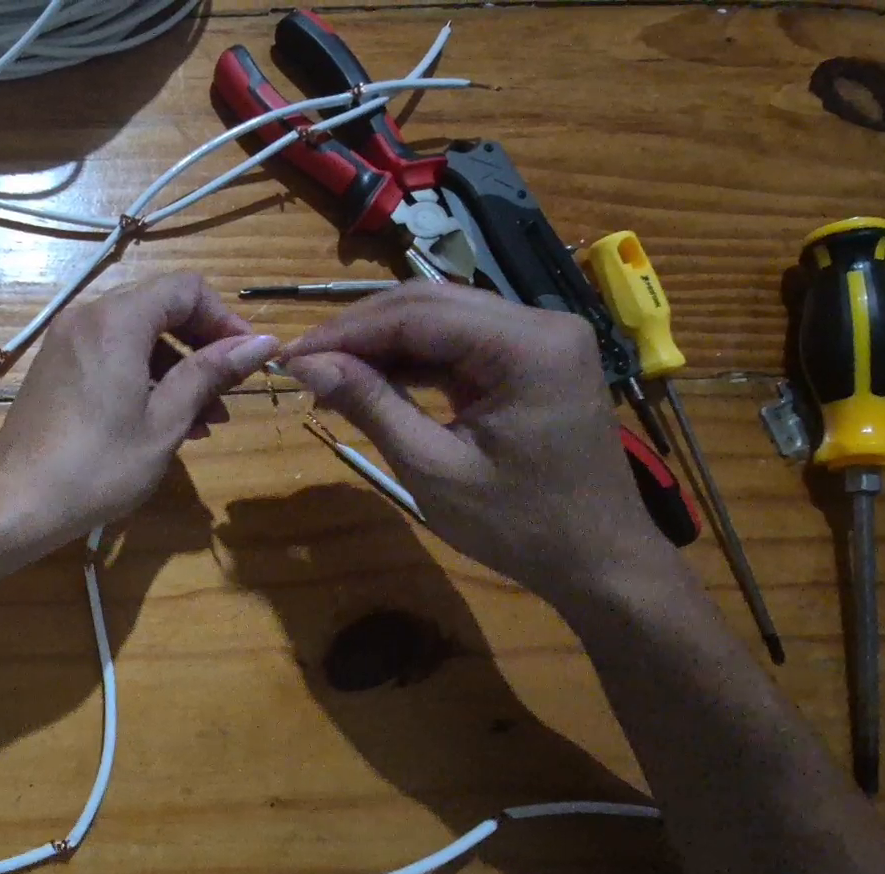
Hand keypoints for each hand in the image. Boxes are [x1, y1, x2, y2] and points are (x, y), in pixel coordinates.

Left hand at [0, 272, 276, 552]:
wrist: (17, 504)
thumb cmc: (98, 466)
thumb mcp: (164, 422)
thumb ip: (210, 373)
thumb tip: (261, 343)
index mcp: (116, 320)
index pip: (186, 289)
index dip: (224, 319)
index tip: (247, 360)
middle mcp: (84, 319)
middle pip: (158, 312)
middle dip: (200, 351)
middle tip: (225, 399)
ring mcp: (62, 345)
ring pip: (133, 340)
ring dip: (173, 373)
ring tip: (201, 425)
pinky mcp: (50, 372)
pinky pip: (105, 360)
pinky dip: (138, 381)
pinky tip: (158, 425)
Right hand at [280, 282, 674, 598]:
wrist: (595, 559)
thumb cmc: (516, 522)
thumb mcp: (431, 466)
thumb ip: (370, 405)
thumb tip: (305, 366)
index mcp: (527, 346)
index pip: (416, 315)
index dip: (345, 333)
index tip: (290, 359)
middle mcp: (539, 325)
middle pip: (428, 304)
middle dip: (357, 331)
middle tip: (300, 364)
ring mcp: (536, 342)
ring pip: (437, 320)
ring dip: (377, 344)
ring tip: (324, 375)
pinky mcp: (525, 363)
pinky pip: (453, 346)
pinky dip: (405, 361)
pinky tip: (365, 382)